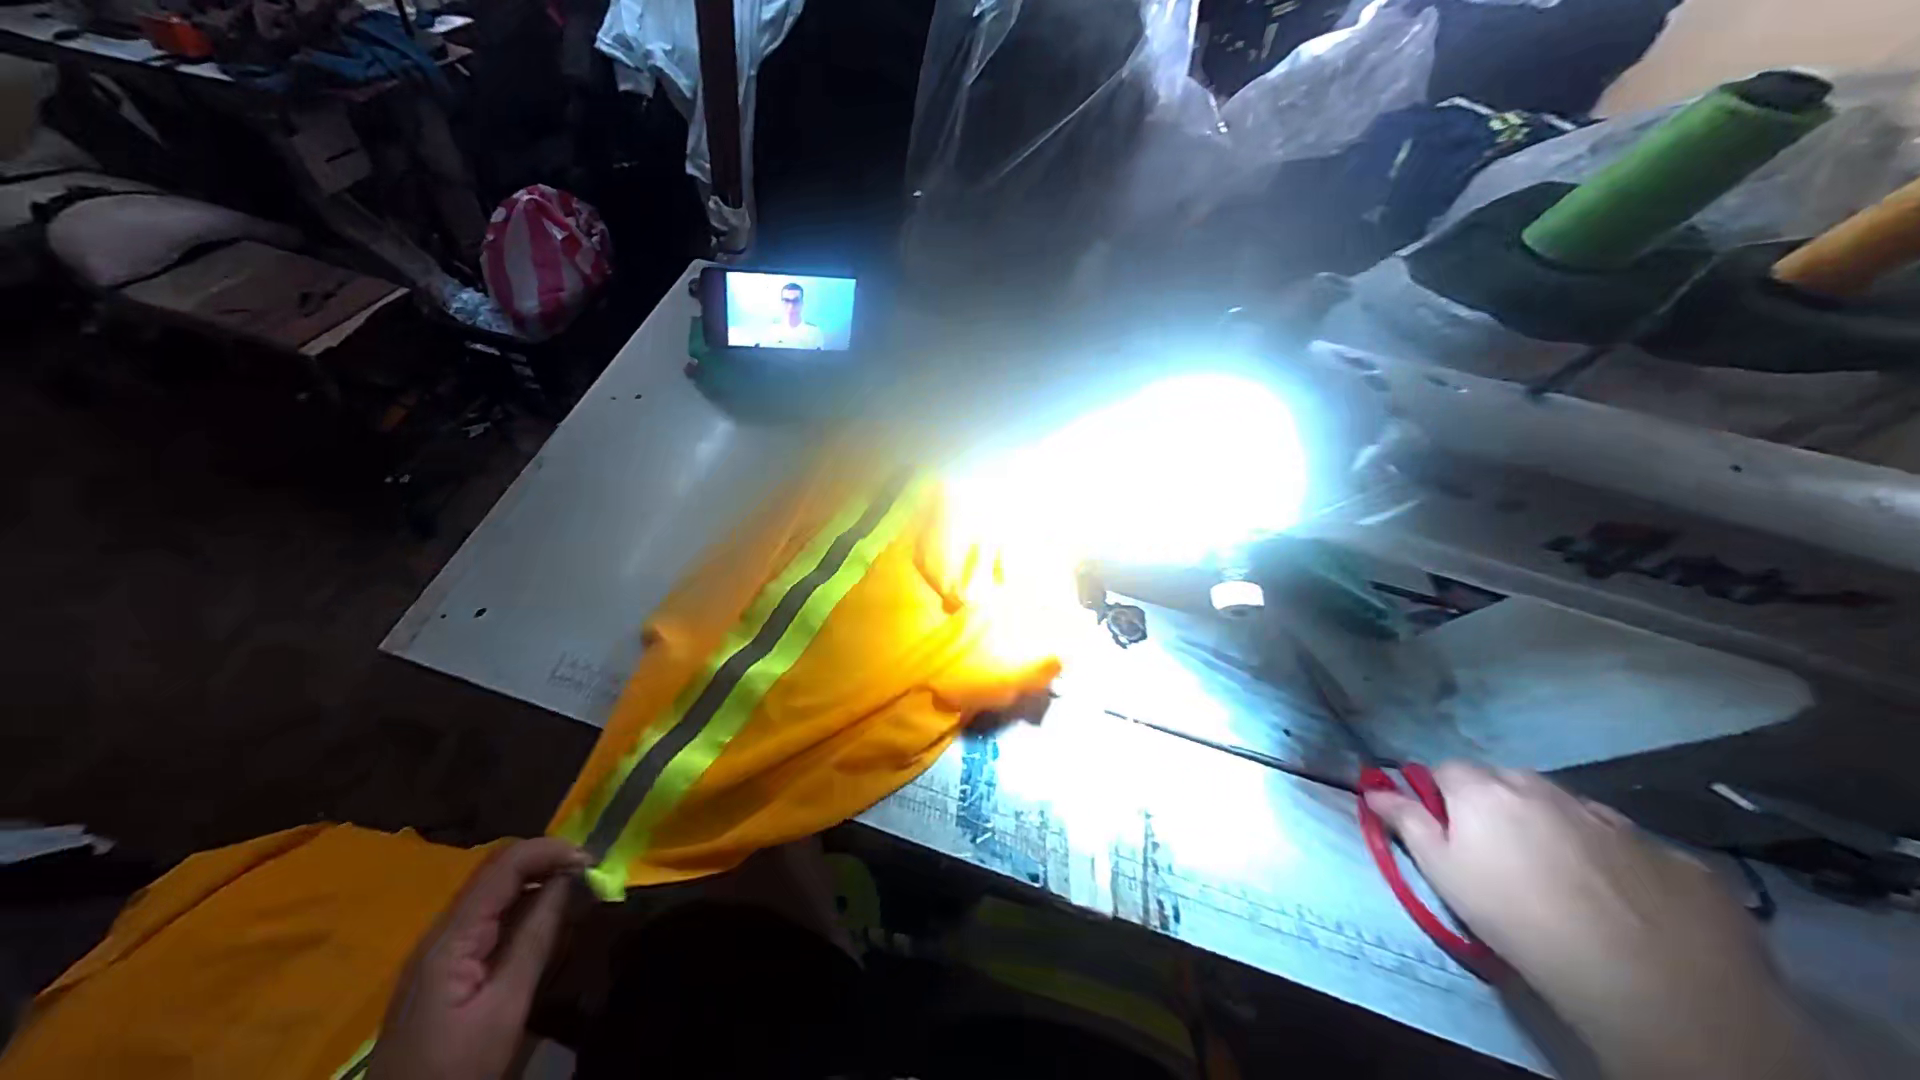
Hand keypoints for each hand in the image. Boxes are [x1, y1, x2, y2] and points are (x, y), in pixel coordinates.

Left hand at [368, 838, 589, 1079]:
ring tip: (582, 888)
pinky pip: (493, 919)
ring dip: (541, 881)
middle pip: (498, 872)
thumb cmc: (455, 1068)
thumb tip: (570, 880)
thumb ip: (536, 938)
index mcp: (452, 937)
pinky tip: (553, 917)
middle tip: (594, 871)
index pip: (504, 866)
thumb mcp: (505, 1006)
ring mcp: (443, 950)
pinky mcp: (449, 968)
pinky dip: (528, 906)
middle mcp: (443, 932)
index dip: (550, 851)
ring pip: (497, 893)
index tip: (593, 860)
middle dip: (548, 861)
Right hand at [1367, 764, 1820, 1079]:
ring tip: (1558, 877)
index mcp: (1483, 789)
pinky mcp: (1663, 848)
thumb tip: (1373, 789)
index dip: (1441, 796)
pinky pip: (1621, 839)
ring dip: (1552, 826)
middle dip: (1497, 805)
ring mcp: (1607, 815)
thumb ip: (1406, 822)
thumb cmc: (1515, 916)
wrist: (1642, 974)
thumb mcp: (1442, 872)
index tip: (1444, 829)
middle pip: (1506, 783)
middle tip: (1497, 854)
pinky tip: (1615, 894)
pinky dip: (1609, 854)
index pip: (1447, 770)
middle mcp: (1542, 787)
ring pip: (1564, 808)